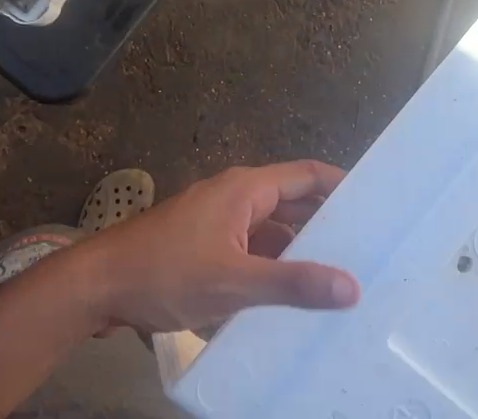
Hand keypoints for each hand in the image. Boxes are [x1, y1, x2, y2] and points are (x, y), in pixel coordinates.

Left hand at [69, 161, 360, 333]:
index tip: (378, 207)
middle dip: (327, 228)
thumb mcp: (233, 282)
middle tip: (369, 253)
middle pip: (293, 205)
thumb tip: (352, 285)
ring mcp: (219, 223)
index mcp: (246, 189)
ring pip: (272, 234)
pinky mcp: (206, 248)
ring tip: (340, 282)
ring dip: (300, 254)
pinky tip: (292, 301)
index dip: (343, 186)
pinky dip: (273, 271)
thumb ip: (292, 283)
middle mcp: (236, 198)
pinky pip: (252, 253)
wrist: (99, 286)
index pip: (308, 176)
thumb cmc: (166, 272)